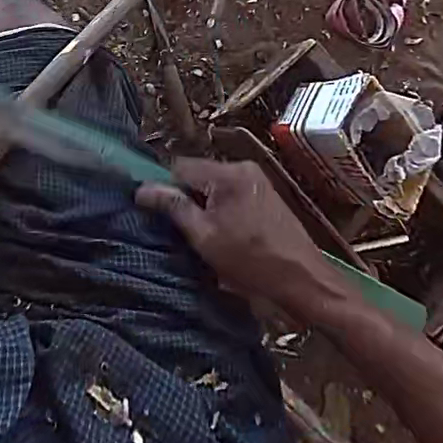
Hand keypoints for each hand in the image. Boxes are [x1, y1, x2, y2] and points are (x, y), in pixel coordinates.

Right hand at [136, 159, 347, 320]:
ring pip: (214, 183)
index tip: (157, 212)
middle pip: (198, 173)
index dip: (164, 186)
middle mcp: (242, 166)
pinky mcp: (264, 191)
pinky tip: (223, 233)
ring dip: (203, 204)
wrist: (301, 277)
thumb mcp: (205, 237)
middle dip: (185, 197)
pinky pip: (231, 191)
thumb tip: (142, 189)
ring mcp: (256, 177)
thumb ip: (174, 208)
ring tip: (202, 235)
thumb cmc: (251, 261)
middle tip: (181, 229)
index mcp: (227, 173)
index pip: (180, 166)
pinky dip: (221, 206)